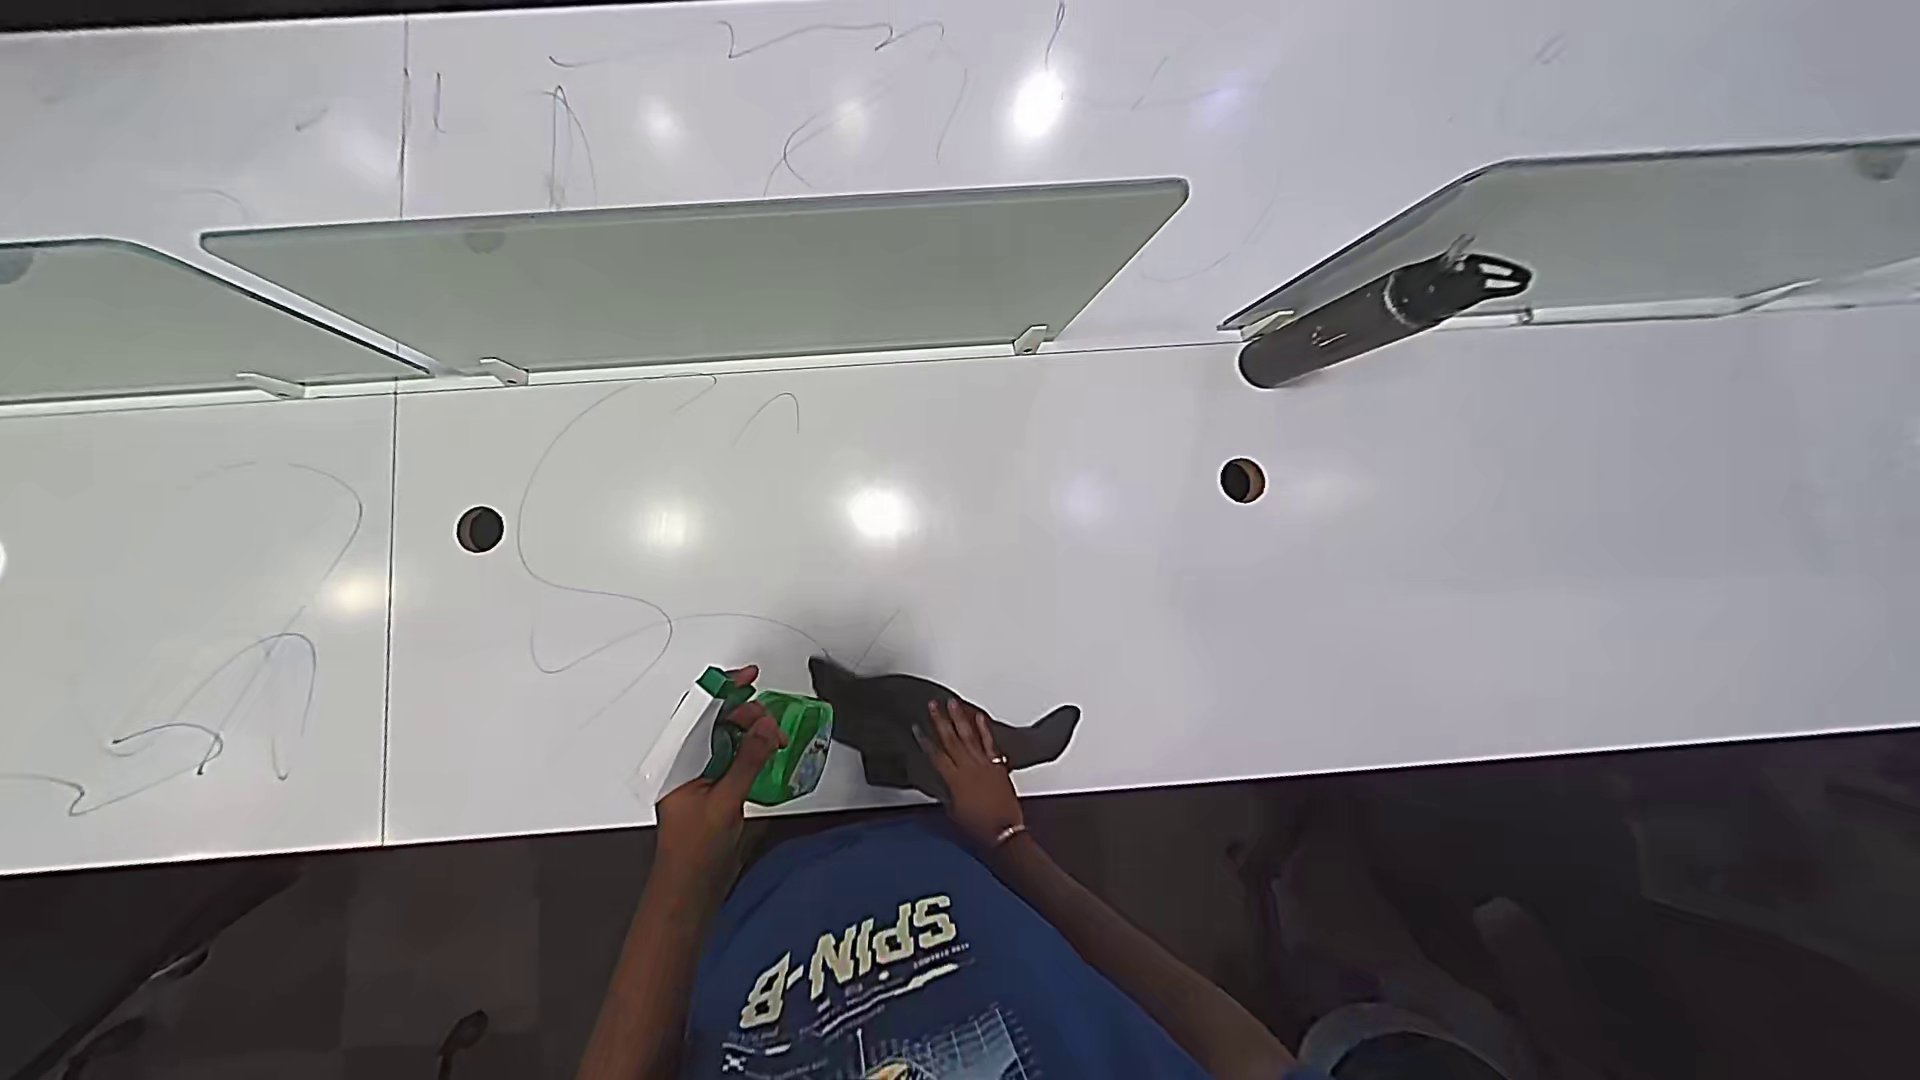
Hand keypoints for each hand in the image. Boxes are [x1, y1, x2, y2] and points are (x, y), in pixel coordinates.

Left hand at [653, 666, 786, 898]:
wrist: (688, 890)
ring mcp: (699, 771)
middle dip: (747, 713)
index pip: (700, 711)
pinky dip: (752, 746)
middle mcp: (686, 761)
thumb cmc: (693, 853)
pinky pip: (734, 751)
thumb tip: (765, 727)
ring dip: (753, 730)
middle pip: (716, 719)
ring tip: (773, 739)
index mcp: (677, 761)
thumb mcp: (725, 802)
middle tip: (770, 725)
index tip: (749, 676)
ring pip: (727, 733)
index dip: (725, 689)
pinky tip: (766, 751)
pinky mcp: (713, 782)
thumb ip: (748, 761)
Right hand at [919, 698, 1022, 847]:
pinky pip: (989, 742)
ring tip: (952, 703)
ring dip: (959, 718)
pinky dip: (984, 728)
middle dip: (940, 720)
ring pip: (968, 736)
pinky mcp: (997, 764)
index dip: (925, 740)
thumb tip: (940, 784)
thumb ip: (946, 794)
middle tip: (933, 705)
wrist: (1004, 831)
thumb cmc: (978, 826)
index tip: (917, 727)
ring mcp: (983, 764)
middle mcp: (967, 767)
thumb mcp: (953, 812)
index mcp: (954, 780)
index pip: (935, 755)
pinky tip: (979, 716)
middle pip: (950, 739)